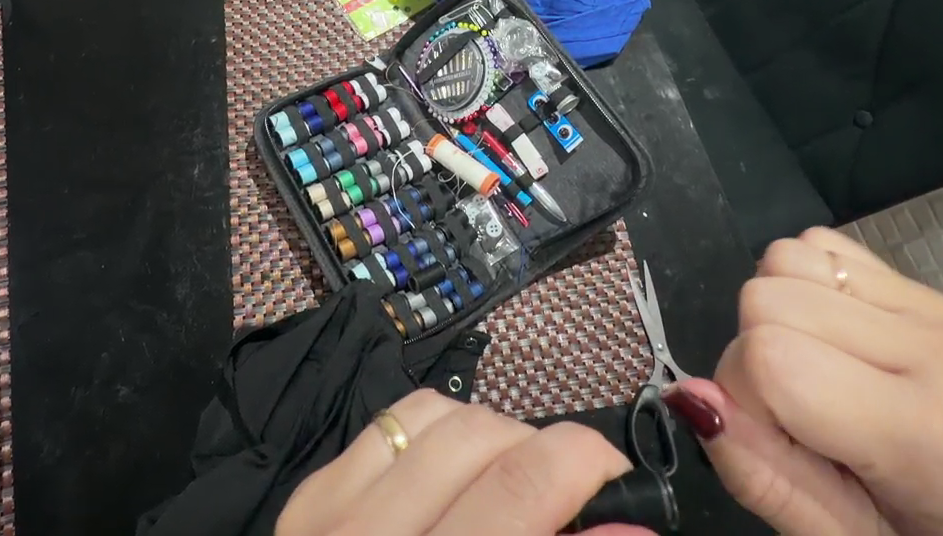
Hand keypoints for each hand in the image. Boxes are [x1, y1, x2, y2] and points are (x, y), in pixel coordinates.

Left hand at [278, 389, 649, 535]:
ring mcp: (331, 513)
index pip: (518, 490)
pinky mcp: (312, 496)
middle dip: (550, 450)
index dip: (584, 465)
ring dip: (497, 435)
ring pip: (441, 417)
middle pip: (483, 441)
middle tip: (575, 488)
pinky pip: (395, 420)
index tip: (620, 485)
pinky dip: (444, 425)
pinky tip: (460, 463)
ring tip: (517, 478)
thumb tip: (630, 527)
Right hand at [666, 228, 942, 535]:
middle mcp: (938, 348)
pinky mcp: (929, 290)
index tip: (780, 449)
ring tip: (821, 379)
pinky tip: (838, 344)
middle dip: (755, 359)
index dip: (745, 402)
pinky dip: (803, 289)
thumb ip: (765, 476)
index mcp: (933, 433)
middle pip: (765, 296)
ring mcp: (938, 308)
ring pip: (784, 258)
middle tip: (801, 421)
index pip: (769, 355)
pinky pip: (819, 247)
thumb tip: (690, 395)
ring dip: (777, 317)